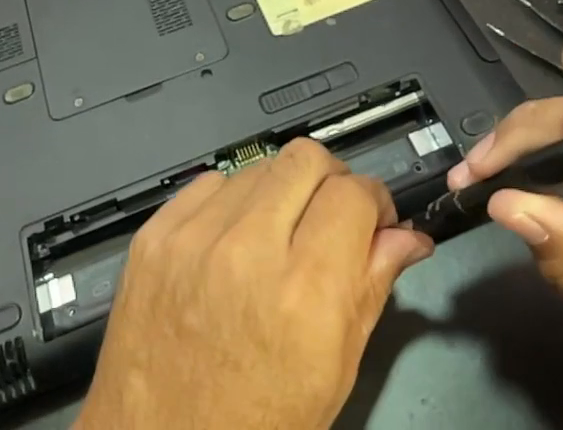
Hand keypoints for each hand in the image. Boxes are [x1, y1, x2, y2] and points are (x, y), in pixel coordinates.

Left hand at [77, 138, 432, 429]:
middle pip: (307, 159)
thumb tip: (406, 237)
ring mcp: (194, 237)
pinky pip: (208, 183)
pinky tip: (233, 240)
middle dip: (331, 182)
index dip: (374, 203)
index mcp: (306, 290)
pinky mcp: (155, 235)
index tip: (374, 220)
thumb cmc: (254, 421)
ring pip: (260, 166)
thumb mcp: (333, 368)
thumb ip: (372, 287)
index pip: (356, 193)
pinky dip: (230, 202)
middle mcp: (249, 250)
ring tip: (277, 236)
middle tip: (330, 218)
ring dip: (280, 191)